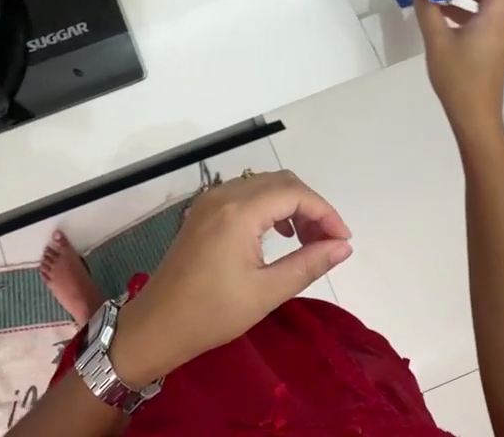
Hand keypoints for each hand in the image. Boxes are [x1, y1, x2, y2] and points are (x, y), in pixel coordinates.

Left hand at [109, 171, 351, 385]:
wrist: (160, 322)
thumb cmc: (213, 312)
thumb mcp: (267, 292)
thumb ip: (308, 264)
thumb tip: (344, 247)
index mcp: (239, 211)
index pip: (294, 193)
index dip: (325, 212)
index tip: (344, 242)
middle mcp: (224, 194)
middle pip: (280, 182)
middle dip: (310, 207)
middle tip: (329, 243)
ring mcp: (210, 199)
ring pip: (262, 185)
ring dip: (290, 205)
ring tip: (308, 241)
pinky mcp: (204, 210)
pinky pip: (245, 194)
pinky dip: (269, 207)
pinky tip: (279, 234)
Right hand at [411, 0, 503, 141]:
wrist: (475, 115)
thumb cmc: (458, 77)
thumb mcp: (436, 39)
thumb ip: (427, 8)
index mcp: (496, 17)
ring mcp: (500, 36)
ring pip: (486, 3)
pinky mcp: (493, 47)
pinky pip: (482, 19)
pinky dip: (463, 11)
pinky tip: (439, 16)